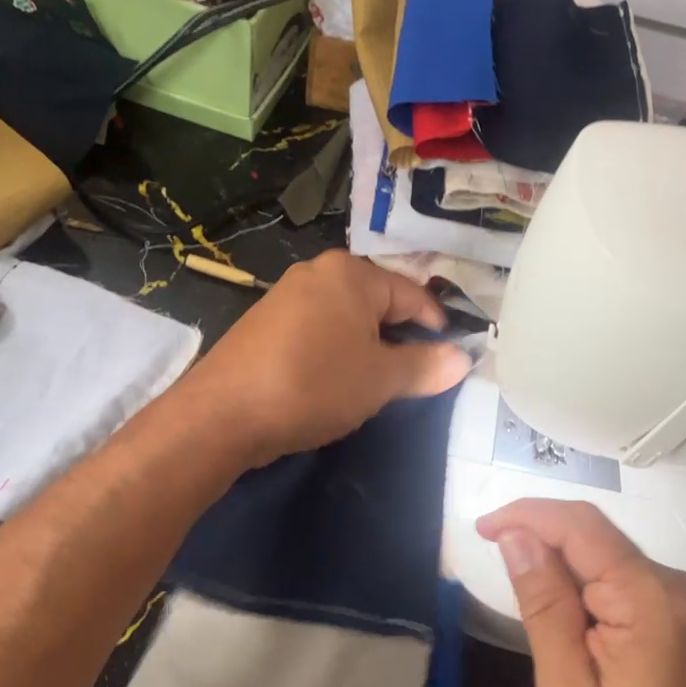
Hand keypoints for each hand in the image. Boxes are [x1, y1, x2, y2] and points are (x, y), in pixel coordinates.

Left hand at [177, 251, 471, 466]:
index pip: (413, 295)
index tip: (449, 361)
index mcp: (352, 273)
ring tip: (374, 385)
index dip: (437, 328)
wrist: (223, 413)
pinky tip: (332, 383)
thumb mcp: (379, 380)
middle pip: (378, 303)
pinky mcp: (265, 323)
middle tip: (412, 378)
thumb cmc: (314, 385)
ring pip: (346, 318)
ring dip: (366, 348)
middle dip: (399, 338)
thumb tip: (462, 359)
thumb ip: (424, 366)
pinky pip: (317, 330)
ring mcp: (286, 295)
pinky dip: (335, 352)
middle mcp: (318, 272)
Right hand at [478, 500, 685, 686]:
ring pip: (612, 558)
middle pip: (599, 538)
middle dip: (543, 540)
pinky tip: (569, 620)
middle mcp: (679, 587)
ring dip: (565, 566)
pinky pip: (630, 582)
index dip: (527, 516)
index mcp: (652, 601)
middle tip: (495, 562)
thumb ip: (544, 606)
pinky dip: (591, 588)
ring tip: (528, 603)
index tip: (481, 528)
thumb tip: (516, 537)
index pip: (581, 527)